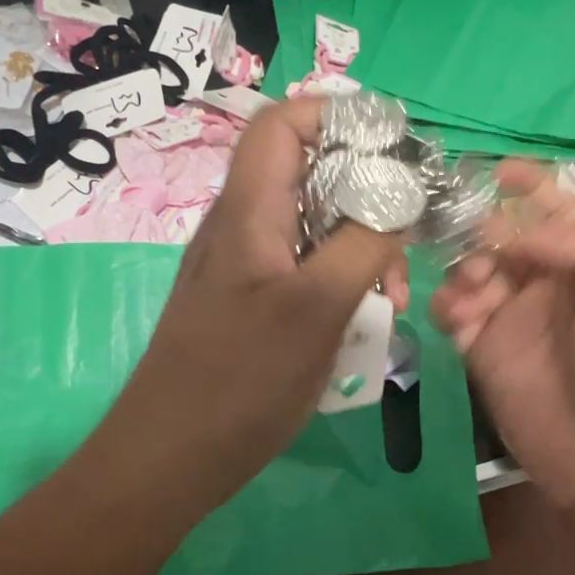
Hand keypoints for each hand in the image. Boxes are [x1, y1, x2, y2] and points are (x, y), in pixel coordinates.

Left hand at [94, 97, 408, 514]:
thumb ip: (362, 244)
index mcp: (248, 212)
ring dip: (357, 251)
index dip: (336, 117)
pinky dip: (337, 287)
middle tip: (403, 247)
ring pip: (310, 232)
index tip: (394, 149)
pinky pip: (300, 276)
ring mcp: (241, 273)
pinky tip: (360, 327)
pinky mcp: (246, 311)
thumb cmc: (242, 380)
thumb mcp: (316, 309)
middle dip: (366, 200)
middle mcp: (240, 230)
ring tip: (390, 301)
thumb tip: (399, 199)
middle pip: (307, 177)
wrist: (171, 458)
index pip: (283, 124)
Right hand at [430, 161, 574, 508]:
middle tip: (485, 247)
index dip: (530, 188)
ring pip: (472, 270)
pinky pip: (453, 313)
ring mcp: (510, 319)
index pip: (554, 215)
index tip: (498, 171)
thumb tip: (524, 231)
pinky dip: (448, 304)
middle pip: (503, 237)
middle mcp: (546, 286)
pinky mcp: (481, 352)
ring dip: (467, 267)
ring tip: (480, 290)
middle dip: (488, 230)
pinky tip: (461, 315)